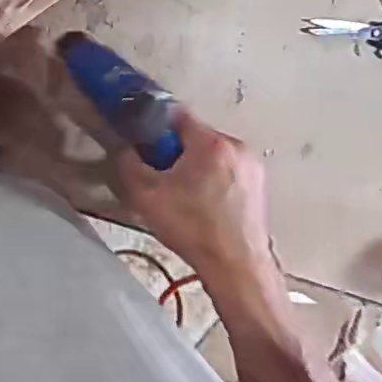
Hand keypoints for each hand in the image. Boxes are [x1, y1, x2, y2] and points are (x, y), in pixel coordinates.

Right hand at [113, 110, 274, 281]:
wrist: (237, 268)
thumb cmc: (194, 229)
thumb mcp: (146, 194)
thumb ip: (128, 162)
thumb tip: (123, 147)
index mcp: (210, 142)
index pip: (176, 113)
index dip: (154, 125)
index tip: (144, 142)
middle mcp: (236, 146)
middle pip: (194, 134)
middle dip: (174, 149)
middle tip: (161, 175)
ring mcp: (251, 166)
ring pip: (211, 153)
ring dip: (194, 165)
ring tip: (181, 194)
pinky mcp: (258, 185)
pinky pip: (227, 169)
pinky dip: (212, 178)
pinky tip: (201, 204)